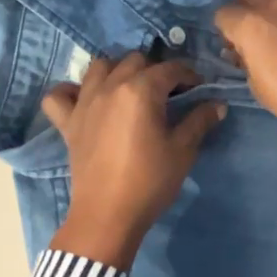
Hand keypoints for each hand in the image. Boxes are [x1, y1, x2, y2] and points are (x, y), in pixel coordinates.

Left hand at [41, 53, 225, 270]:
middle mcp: (110, 87)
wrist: (108, 216)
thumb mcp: (183, 150)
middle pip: (136, 61)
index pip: (170, 69)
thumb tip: (217, 105)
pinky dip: (71, 91)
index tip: (199, 89)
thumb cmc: (150, 181)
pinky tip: (85, 100)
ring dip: (117, 71)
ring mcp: (85, 102)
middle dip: (156, 70)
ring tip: (130, 90)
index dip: (189, 75)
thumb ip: (200, 120)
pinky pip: (59, 95)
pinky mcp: (68, 122)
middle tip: (168, 94)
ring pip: (99, 67)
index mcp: (141, 90)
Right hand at [214, 0, 276, 180]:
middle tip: (258, 32)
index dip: (227, 31)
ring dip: (274, 5)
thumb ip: (245, 58)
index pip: (222, 14)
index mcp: (248, 23)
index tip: (237, 45)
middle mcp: (271, 1)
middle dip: (246, 7)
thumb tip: (244, 49)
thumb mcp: (256, 85)